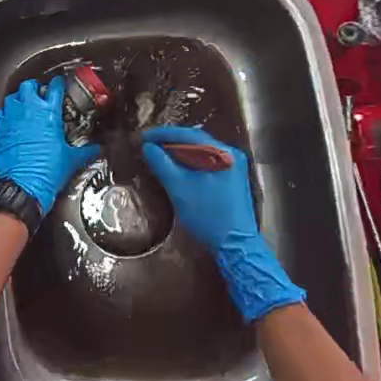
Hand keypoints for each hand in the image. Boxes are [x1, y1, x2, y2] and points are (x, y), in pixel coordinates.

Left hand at [0, 77, 98, 214]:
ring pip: (12, 97)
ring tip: (26, 105)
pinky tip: (13, 120)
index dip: (58, 84)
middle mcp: (29, 111)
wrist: (23, 187)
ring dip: (20, 98)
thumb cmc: (46, 172)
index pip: (55, 88)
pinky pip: (1, 113)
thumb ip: (85, 151)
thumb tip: (95, 149)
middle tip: (42, 93)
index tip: (60, 84)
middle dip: (35, 87)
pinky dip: (6, 113)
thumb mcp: (71, 160)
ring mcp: (12, 119)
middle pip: (29, 86)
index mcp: (49, 114)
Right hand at [141, 126, 304, 321]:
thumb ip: (163, 166)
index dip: (164, 134)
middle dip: (171, 142)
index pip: (189, 135)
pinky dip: (190, 164)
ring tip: (158, 156)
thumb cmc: (209, 217)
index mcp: (223, 153)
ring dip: (180, 153)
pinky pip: (208, 163)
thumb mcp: (180, 190)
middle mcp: (231, 155)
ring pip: (202, 153)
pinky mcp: (231, 179)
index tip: (144, 136)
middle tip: (149, 145)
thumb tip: (148, 148)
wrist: (236, 246)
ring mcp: (233, 167)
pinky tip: (176, 169)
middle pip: (197, 141)